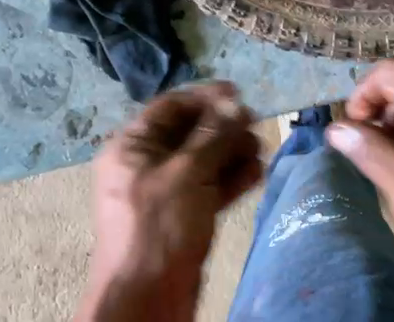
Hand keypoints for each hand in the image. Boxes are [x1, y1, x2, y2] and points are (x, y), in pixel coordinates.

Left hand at [77, 81, 262, 321]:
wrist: (147, 301)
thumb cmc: (159, 227)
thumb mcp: (186, 173)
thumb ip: (213, 136)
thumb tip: (235, 104)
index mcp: (132, 146)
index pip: (171, 106)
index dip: (205, 97)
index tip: (238, 94)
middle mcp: (146, 164)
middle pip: (189, 133)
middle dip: (223, 127)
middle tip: (256, 123)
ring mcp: (164, 193)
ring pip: (202, 161)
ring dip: (231, 152)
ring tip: (261, 148)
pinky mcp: (182, 218)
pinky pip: (207, 188)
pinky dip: (230, 179)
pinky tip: (256, 172)